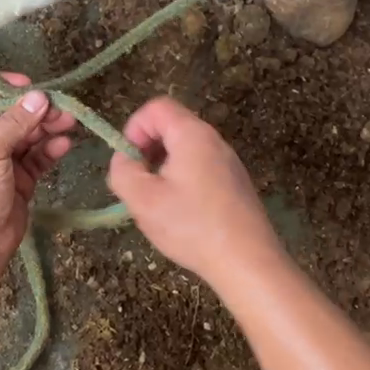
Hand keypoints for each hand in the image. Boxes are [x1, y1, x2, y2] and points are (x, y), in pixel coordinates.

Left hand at [0, 74, 75, 275]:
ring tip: (69, 121)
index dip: (2, 88)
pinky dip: (50, 150)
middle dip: (34, 110)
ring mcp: (1, 164)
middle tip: (60, 106)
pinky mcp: (20, 181)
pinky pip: (36, 159)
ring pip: (27, 137)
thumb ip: (14, 122)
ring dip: (46, 128)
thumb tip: (39, 96)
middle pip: (9, 117)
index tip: (29, 85)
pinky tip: (65, 143)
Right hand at [106, 97, 285, 285]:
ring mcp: (229, 162)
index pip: (157, 107)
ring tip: (157, 201)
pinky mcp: (235, 183)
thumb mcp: (142, 200)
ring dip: (163, 168)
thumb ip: (122, 171)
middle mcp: (214, 141)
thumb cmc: (191, 227)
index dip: (134, 127)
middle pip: (172, 126)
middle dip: (147, 149)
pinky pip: (200, 168)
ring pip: (185, 150)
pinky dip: (182, 180)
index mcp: (192, 135)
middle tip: (138, 182)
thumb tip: (124, 159)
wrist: (246, 261)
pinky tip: (181, 213)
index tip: (128, 160)